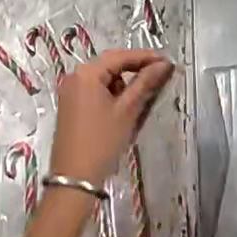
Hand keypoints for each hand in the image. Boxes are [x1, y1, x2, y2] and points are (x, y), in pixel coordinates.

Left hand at [50, 49, 174, 184]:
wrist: (75, 179)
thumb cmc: (102, 142)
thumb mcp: (127, 111)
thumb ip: (145, 83)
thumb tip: (163, 64)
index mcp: (86, 73)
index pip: (120, 56)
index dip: (145, 57)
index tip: (166, 61)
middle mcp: (75, 76)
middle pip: (110, 65)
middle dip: (134, 70)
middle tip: (159, 76)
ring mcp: (70, 91)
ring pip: (103, 79)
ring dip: (122, 85)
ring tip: (139, 101)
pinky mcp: (70, 105)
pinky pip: (95, 90)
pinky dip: (111, 95)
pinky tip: (123, 109)